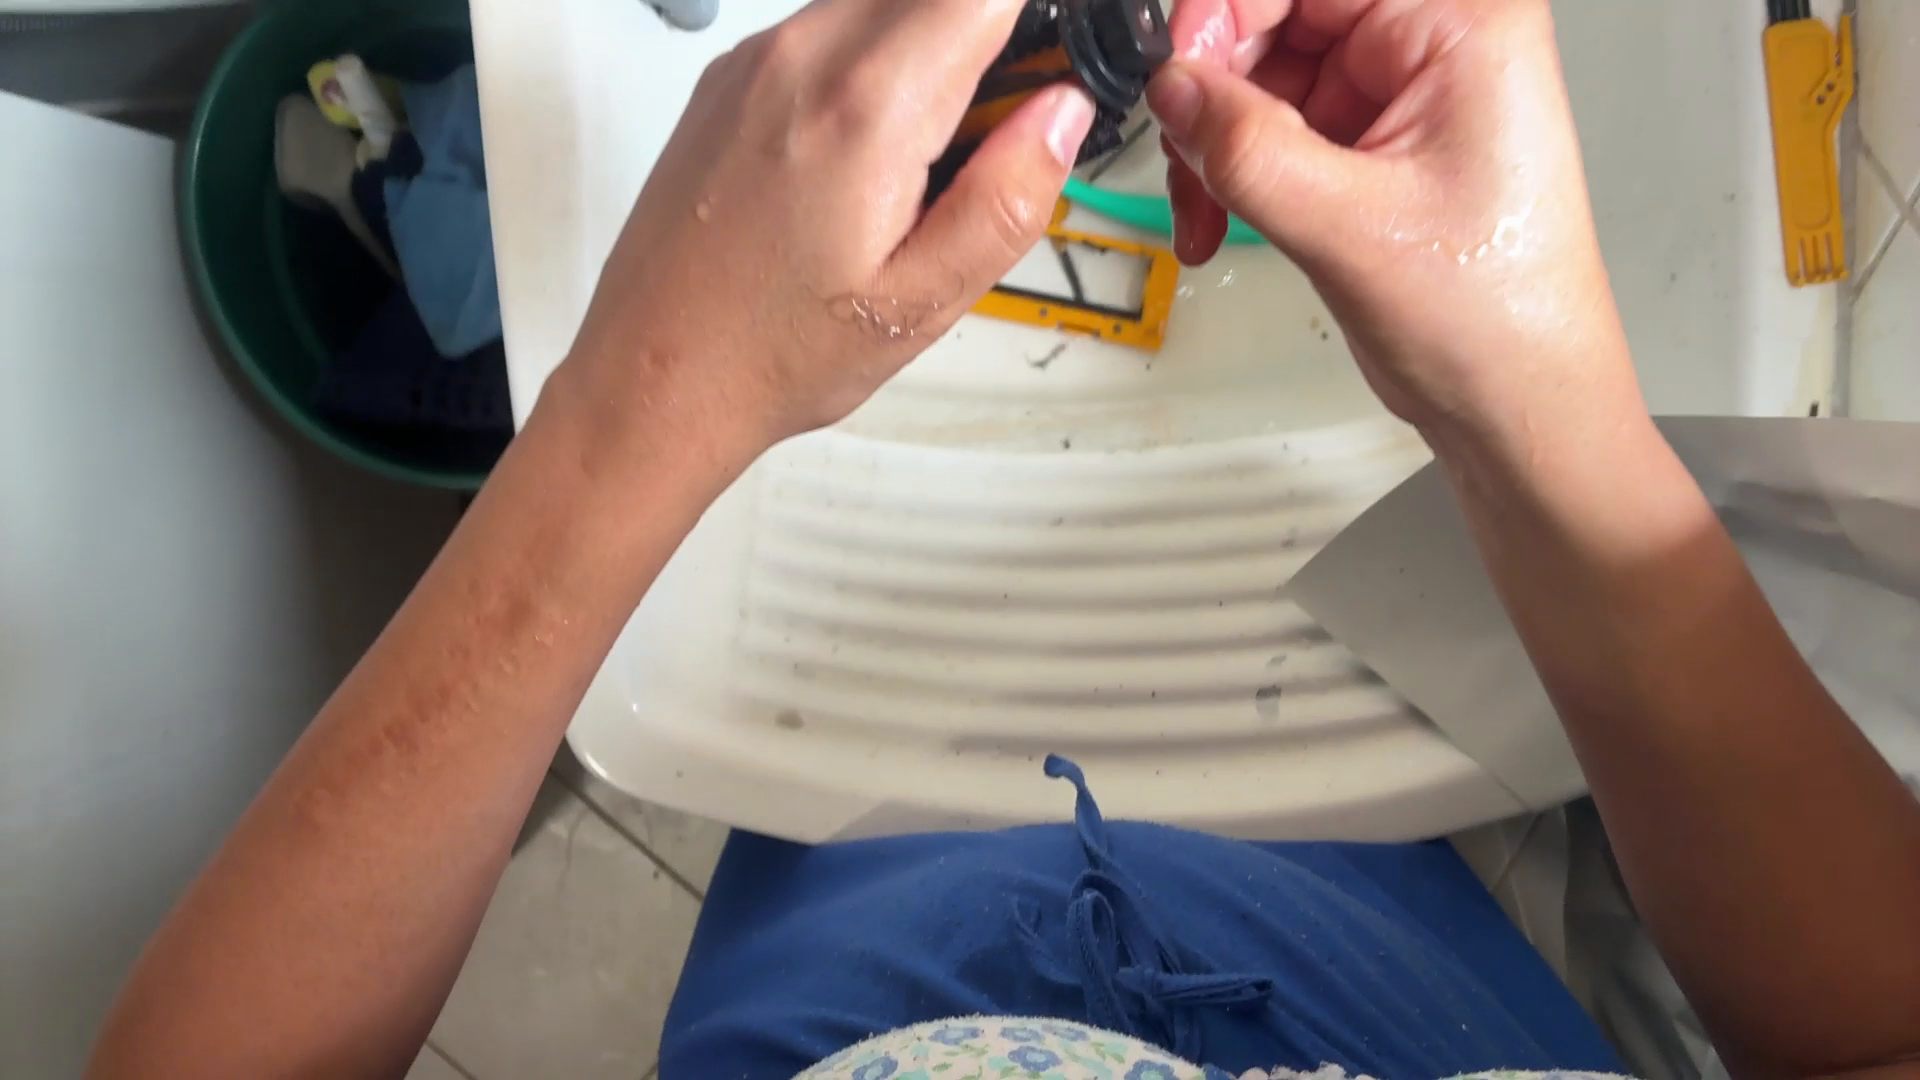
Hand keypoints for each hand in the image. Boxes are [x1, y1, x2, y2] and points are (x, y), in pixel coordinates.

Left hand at [552, 0, 1094, 460]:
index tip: (1041, 80)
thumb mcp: (921, 305)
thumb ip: (1005, 202)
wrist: (660, 375)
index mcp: (865, 109)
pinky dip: (872, 75)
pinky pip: (827, 35)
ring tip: (917, 174)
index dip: (1033, 22)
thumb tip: (1062, 111)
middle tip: (985, 145)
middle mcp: (801, 55)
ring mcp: (755, 60)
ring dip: (929, 63)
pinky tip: (860, 169)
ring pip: (882, 5)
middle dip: (987, 41)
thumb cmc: (778, 354)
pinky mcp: (729, 81)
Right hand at [1150, 0, 1643, 437]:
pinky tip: (1215, 228)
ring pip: (1258, 92)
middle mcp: (1422, 49)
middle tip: (1183, 167)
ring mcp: (1384, 107)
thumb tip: (1171, 88)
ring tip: (1202, 220)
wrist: (1502, 392)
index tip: (1171, 77)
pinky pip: (1264, 144)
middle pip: (1277, 27)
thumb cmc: (1482, 311)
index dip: (1226, 12)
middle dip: (1212, 100)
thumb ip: (1250, 150)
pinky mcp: (1354, 158)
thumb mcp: (1349, 225)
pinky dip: (1226, 185)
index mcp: (1456, 23)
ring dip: (1210, 155)